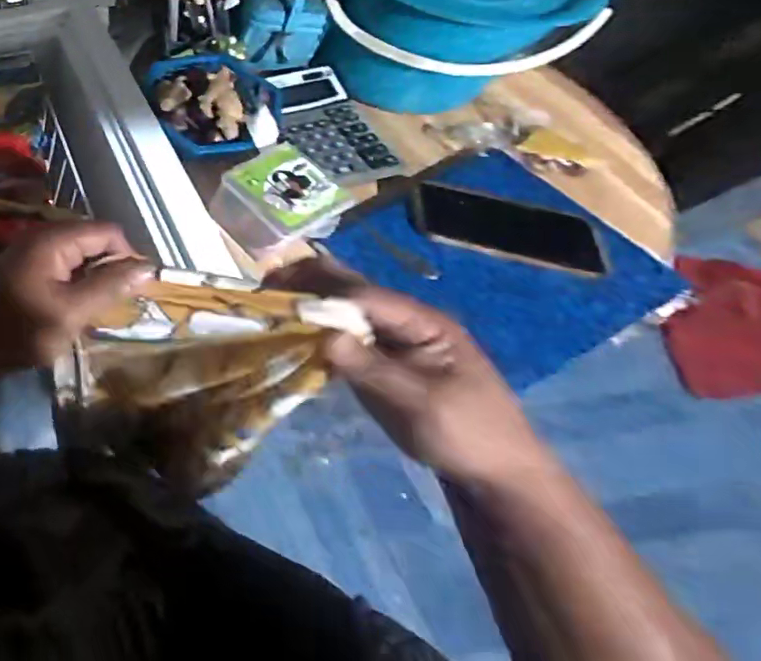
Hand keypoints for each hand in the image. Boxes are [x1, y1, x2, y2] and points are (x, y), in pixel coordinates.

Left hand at [0, 221, 154, 370]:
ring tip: (104, 304)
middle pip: (92, 238)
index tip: (138, 288)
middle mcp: (40, 236)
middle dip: (112, 264)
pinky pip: (64, 262)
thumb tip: (147, 267)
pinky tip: (82, 303)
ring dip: (95, 274)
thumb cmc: (24, 329)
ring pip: (79, 252)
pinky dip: (78, 278)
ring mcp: (31, 250)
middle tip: (122, 299)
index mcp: (51, 240)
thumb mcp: (72, 311)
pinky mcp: (27, 266)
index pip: (105, 230)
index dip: (127, 254)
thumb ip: (109, 286)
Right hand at [266, 258, 556, 490]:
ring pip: (339, 302)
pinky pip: (339, 326)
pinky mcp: (378, 353)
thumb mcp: (418, 403)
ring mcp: (391, 335)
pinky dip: (312, 322)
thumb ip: (369, 366)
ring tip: (266, 303)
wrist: (498, 477)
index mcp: (424, 322)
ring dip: (305, 298)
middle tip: (262, 289)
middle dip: (305, 282)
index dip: (320, 294)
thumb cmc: (466, 436)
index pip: (362, 295)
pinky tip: (287, 326)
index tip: (277, 299)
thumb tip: (320, 335)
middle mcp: (404, 318)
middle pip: (348, 286)